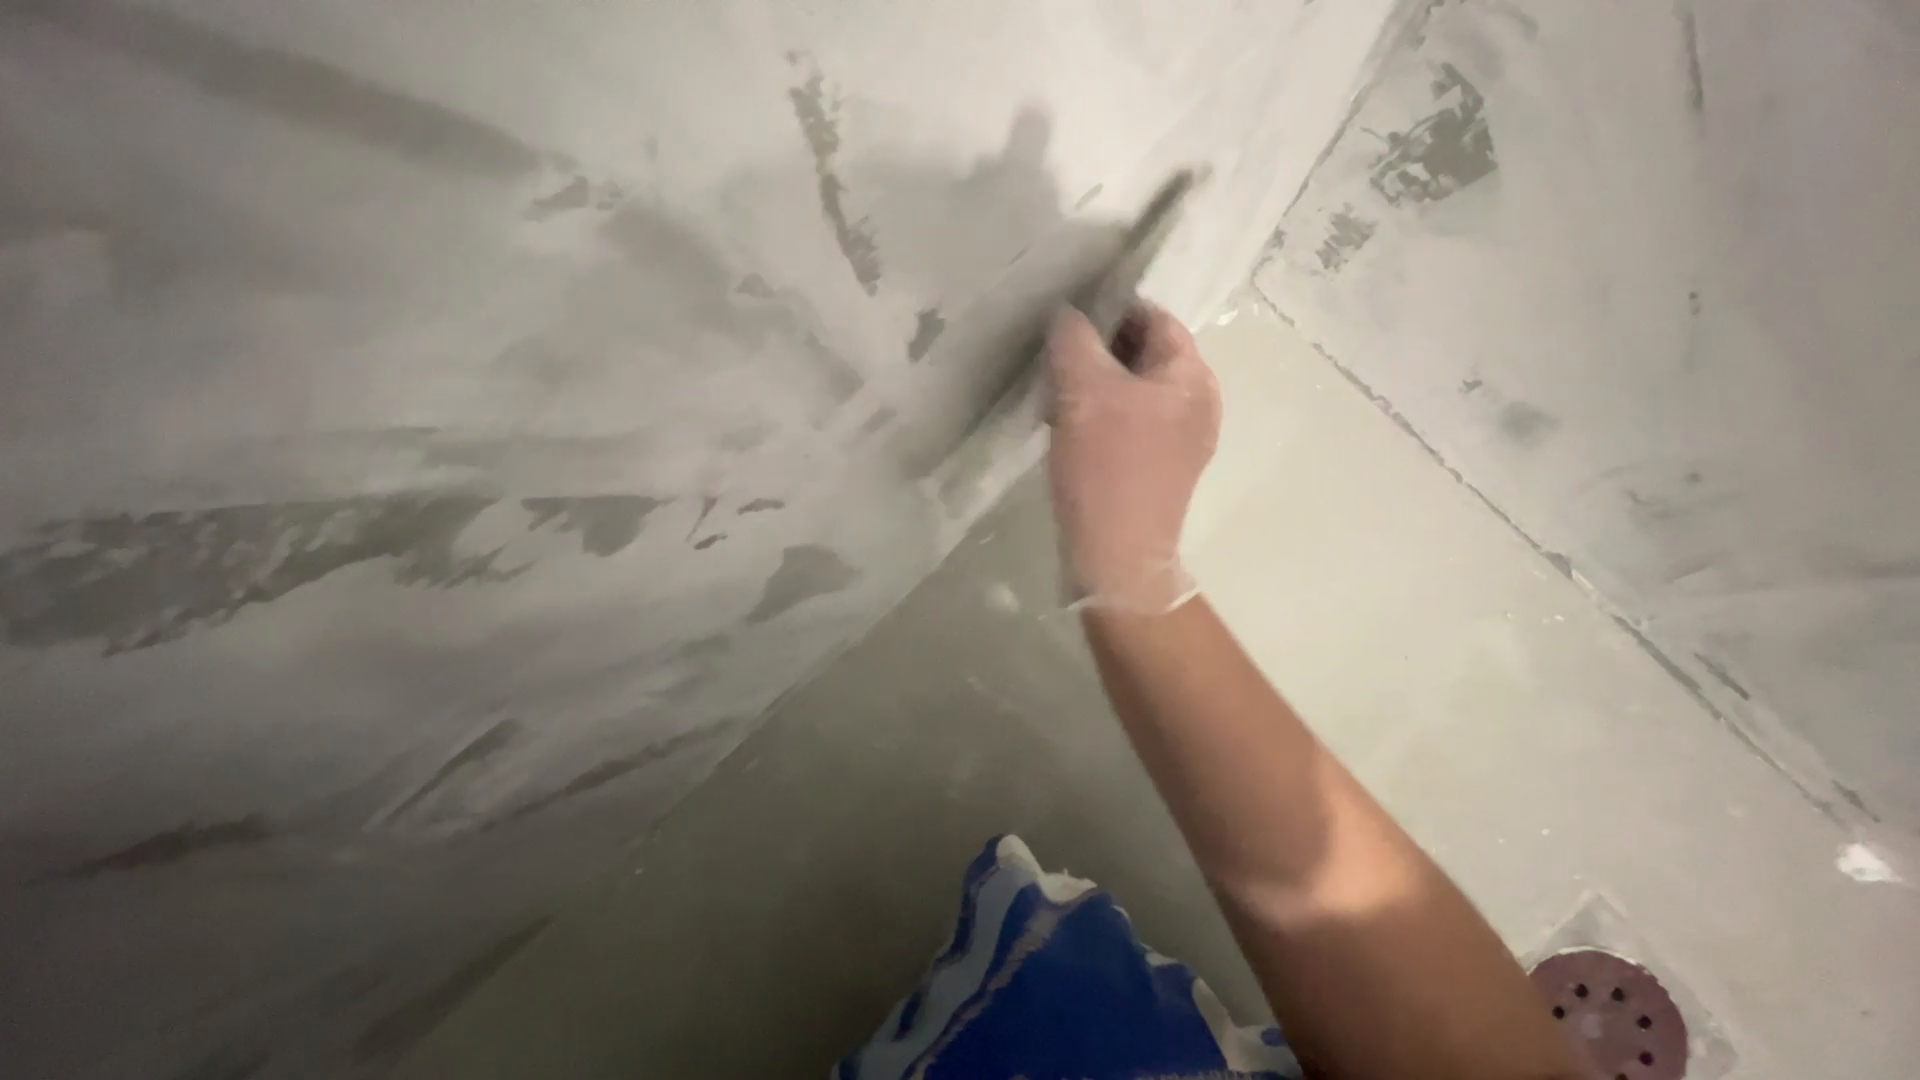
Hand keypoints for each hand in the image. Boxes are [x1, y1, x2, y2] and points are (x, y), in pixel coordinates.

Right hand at [1046, 302, 1220, 612]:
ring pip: (1137, 391)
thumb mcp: (1082, 390)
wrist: (1117, 556)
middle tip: (1058, 357)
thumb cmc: (1105, 467)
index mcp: (1192, 377)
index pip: (1155, 318)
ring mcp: (1185, 440)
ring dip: (1098, 384)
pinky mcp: (1164, 469)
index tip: (1068, 318)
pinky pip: (1134, 424)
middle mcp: (1200, 403)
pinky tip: (1071, 428)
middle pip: (1148, 355)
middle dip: (1101, 349)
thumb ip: (1074, 338)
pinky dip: (1104, 416)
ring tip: (1058, 393)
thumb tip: (1068, 314)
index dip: (1111, 309)